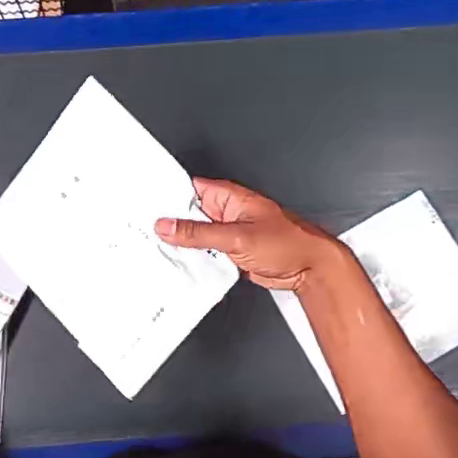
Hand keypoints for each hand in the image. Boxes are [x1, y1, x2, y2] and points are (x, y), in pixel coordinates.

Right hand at [154, 177, 348, 290]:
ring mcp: (228, 234)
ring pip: (196, 239)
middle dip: (172, 226)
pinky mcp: (231, 254)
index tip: (147, 206)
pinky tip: (186, 268)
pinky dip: (198, 262)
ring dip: (185, 247)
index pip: (188, 189)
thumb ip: (199, 233)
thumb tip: (168, 226)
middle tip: (150, 234)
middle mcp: (226, 213)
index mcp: (229, 197)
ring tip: (165, 253)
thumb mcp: (237, 236)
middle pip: (188, 216)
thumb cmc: (289, 243)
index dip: (167, 196)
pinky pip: (207, 256)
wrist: (310, 268)